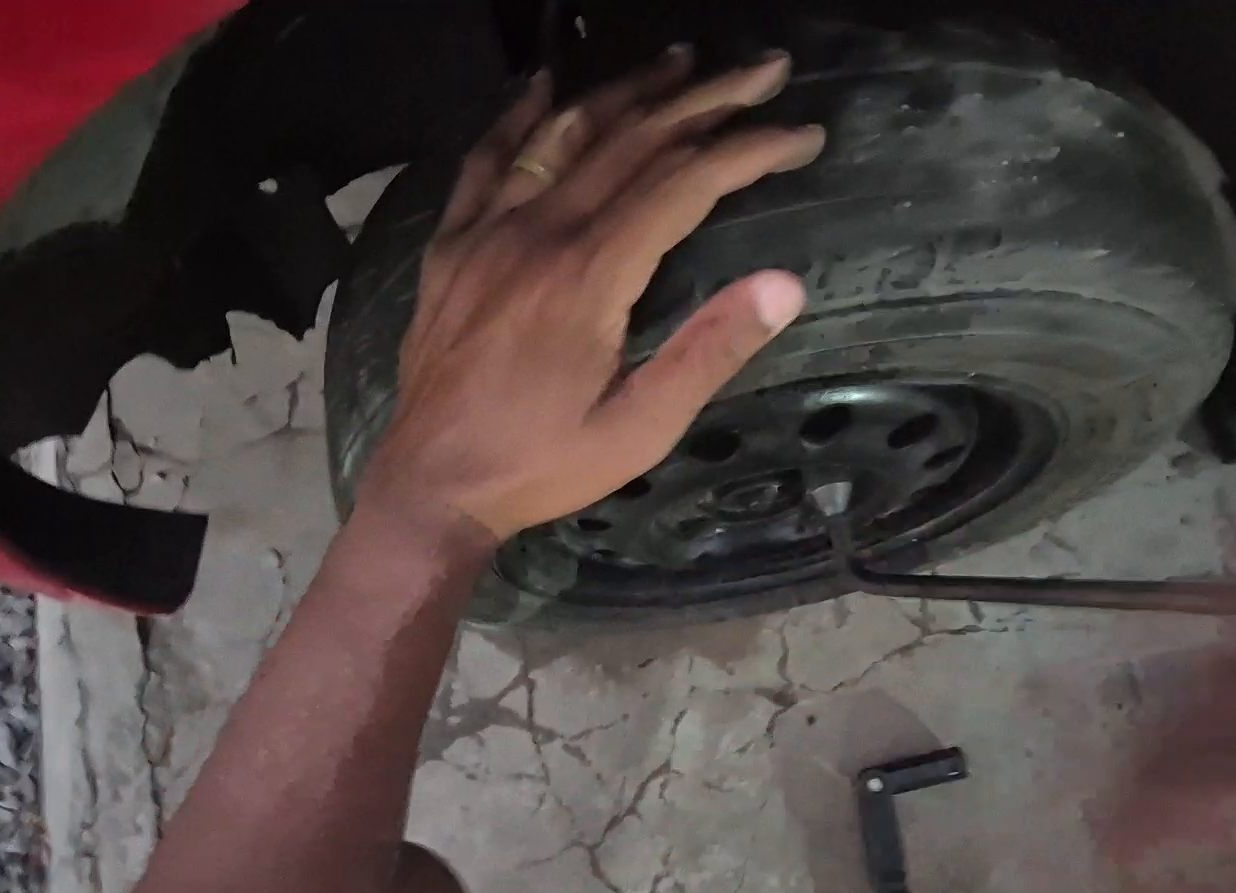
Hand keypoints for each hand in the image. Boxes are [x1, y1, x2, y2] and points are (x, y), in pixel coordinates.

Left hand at [358, 48, 825, 541]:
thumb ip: (707, 353)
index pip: (684, 184)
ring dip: (626, 93)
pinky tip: (543, 86)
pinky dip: (519, 119)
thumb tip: (786, 285)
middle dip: (706, 101)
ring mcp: (485, 235)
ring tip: (679, 64)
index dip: (749, 151)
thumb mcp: (638, 429)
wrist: (434, 485)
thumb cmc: (542, 466)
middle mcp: (537, 234)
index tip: (801, 135)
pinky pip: (486, 162)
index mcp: (590, 277)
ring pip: (564, 138)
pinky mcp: (450, 250)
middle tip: (763, 71)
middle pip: (632, 143)